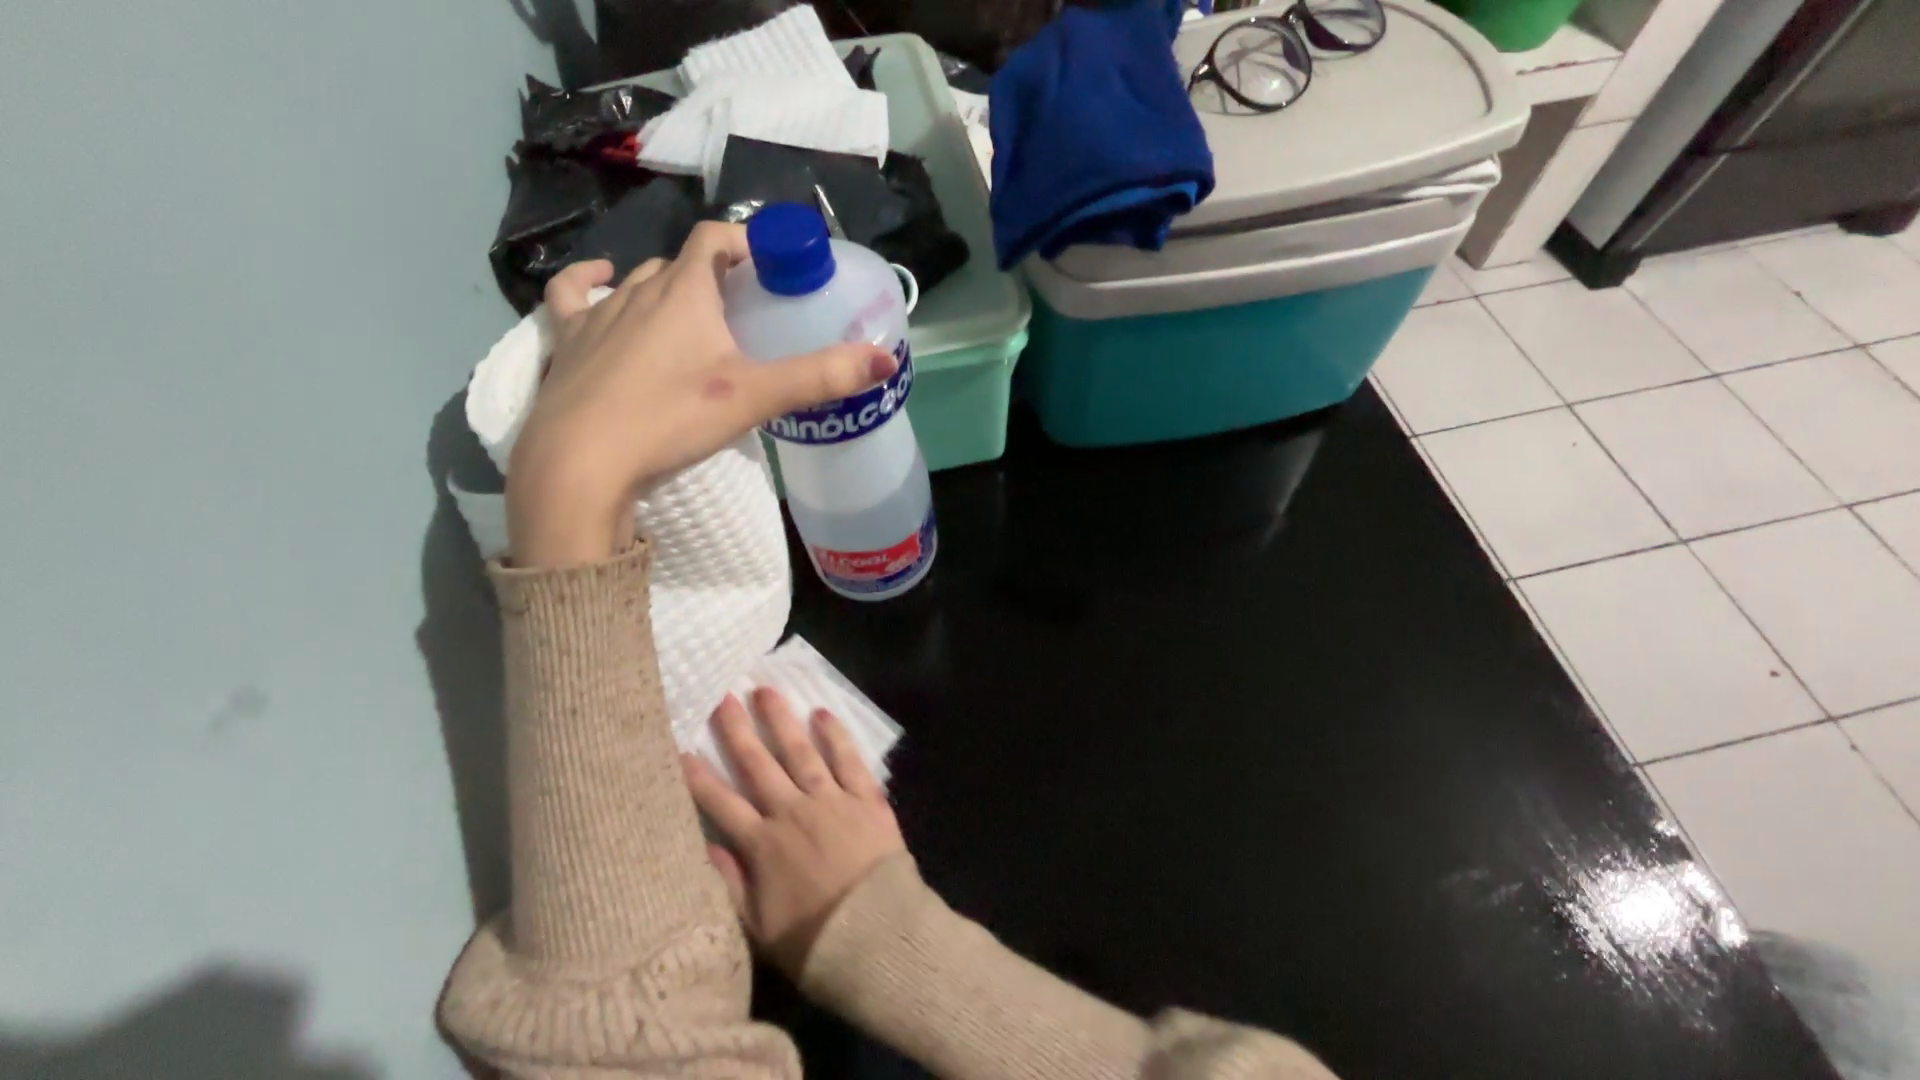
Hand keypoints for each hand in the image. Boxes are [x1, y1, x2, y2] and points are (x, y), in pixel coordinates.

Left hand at [505, 223, 898, 567]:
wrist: (581, 460)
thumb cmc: (670, 418)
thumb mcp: (754, 398)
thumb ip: (820, 377)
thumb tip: (885, 361)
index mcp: (685, 290)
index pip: (716, 238)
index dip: (747, 241)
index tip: (773, 264)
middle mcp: (638, 289)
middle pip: (682, 263)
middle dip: (714, 273)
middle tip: (743, 307)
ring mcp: (598, 314)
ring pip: (636, 281)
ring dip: (667, 287)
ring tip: (693, 314)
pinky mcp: (568, 342)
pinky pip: (573, 295)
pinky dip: (588, 283)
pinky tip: (600, 281)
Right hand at [684, 688, 907, 975]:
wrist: (877, 937)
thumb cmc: (813, 941)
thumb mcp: (757, 927)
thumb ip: (729, 884)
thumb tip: (703, 846)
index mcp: (762, 845)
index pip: (720, 803)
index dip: (698, 776)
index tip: (679, 747)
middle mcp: (792, 813)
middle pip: (758, 764)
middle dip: (737, 729)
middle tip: (722, 696)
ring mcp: (832, 801)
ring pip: (801, 752)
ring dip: (783, 720)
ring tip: (766, 690)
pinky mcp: (867, 800)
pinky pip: (849, 760)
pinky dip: (836, 736)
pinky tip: (823, 714)